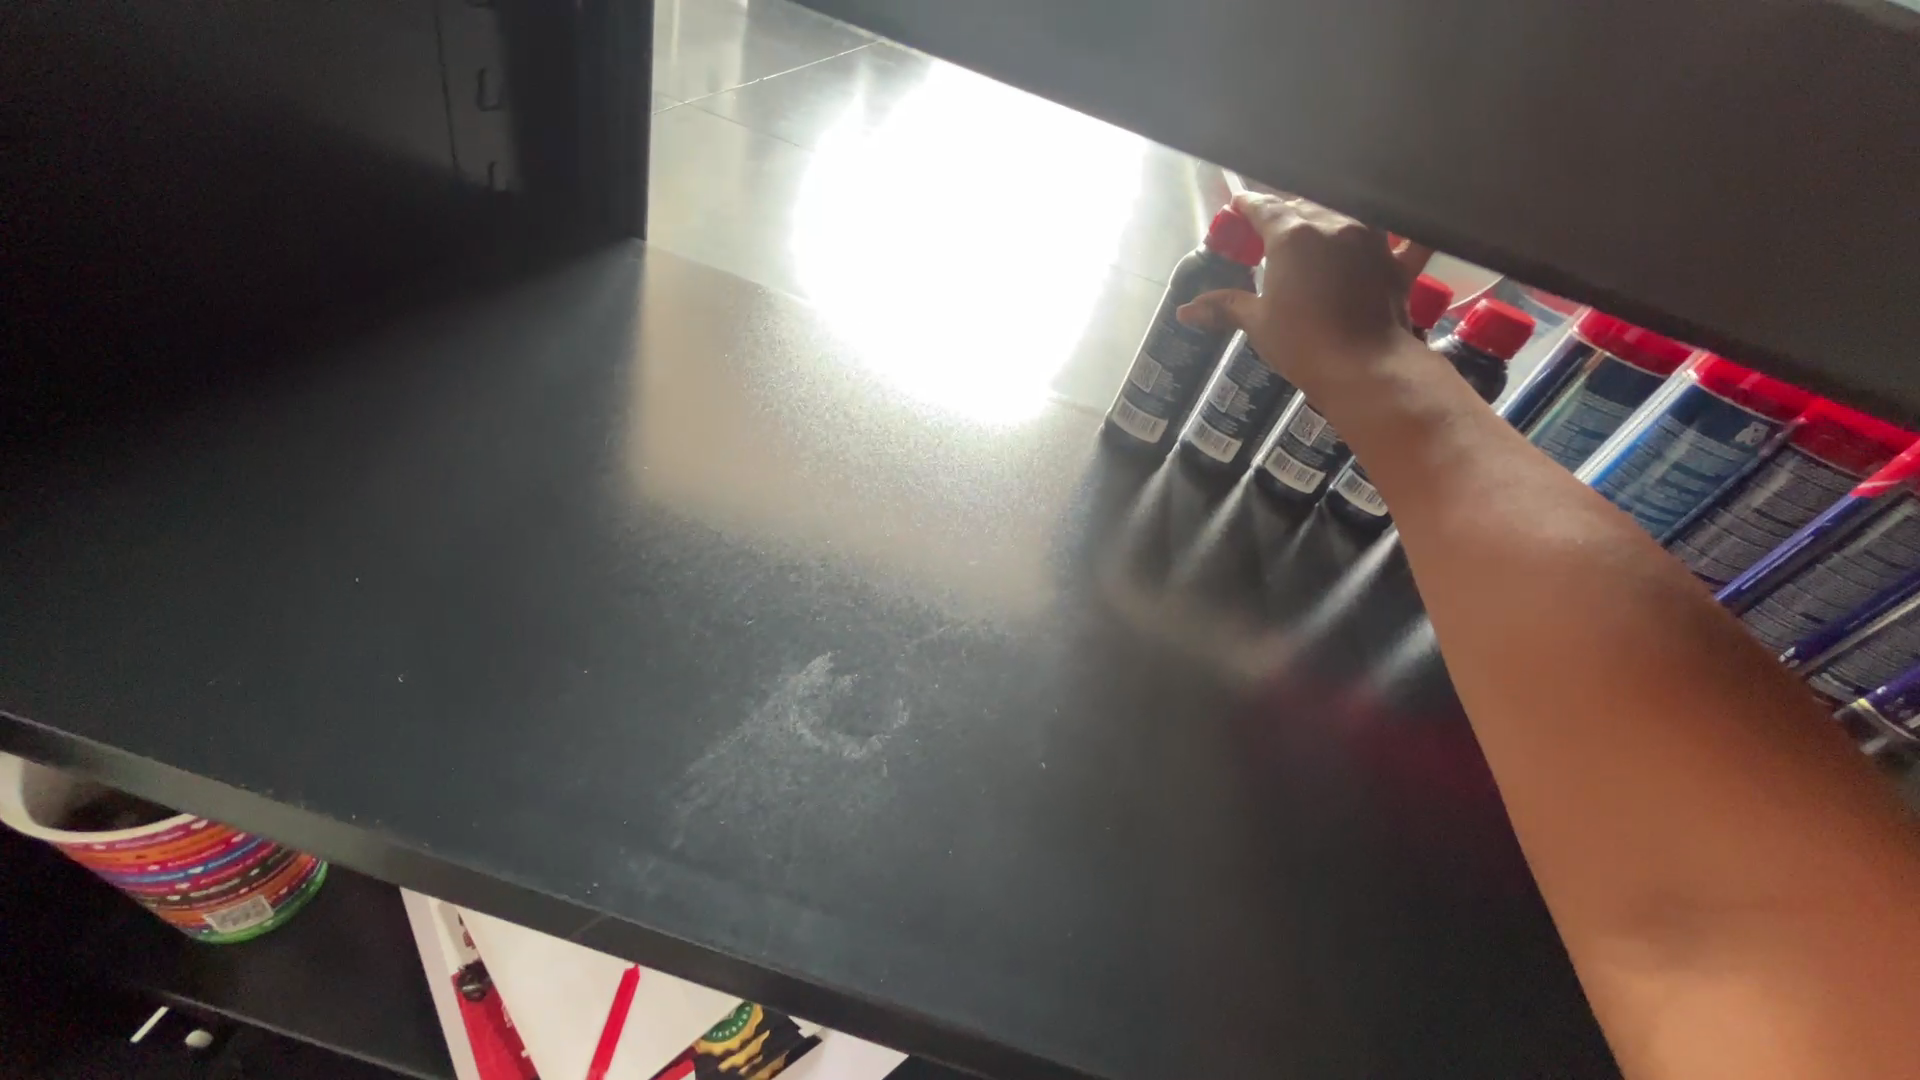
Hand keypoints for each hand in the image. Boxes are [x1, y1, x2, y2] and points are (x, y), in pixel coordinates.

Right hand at [1177, 193, 1429, 394]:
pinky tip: (1398, 232)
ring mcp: (1371, 238)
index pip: (1262, 207)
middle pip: (1301, 206)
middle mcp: (1334, 223)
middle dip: (1281, 213)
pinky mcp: (1396, 261)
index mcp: (1293, 234)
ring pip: (1342, 214)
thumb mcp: (1257, 323)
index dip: (1245, 206)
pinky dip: (1397, 233)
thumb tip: (1185, 312)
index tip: (1235, 209)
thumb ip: (1224, 306)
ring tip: (1310, 235)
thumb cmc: (1302, 343)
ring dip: (1324, 218)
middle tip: (1265, 231)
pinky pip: (1402, 236)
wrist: (1364, 367)